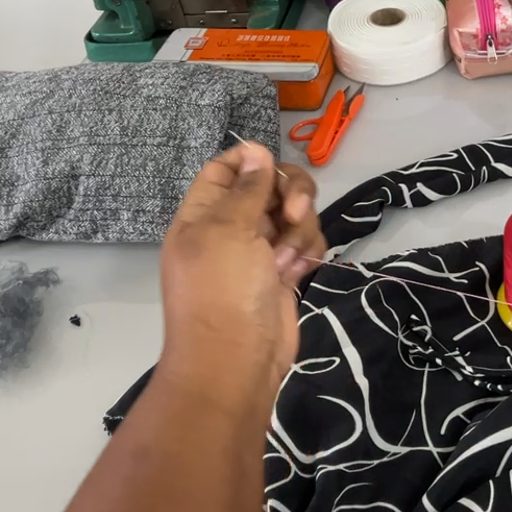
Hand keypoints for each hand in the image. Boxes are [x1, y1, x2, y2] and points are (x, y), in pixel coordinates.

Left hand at [158, 142, 325, 410]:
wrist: (236, 363)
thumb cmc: (222, 292)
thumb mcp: (228, 231)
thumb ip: (247, 187)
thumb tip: (254, 148)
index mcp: (204, 214)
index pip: (226, 168)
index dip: (251, 161)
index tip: (272, 168)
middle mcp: (232, 228)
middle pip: (270, 184)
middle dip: (290, 194)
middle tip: (293, 214)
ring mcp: (260, 251)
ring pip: (296, 213)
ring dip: (299, 231)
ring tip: (287, 261)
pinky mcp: (285, 271)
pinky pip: (307, 243)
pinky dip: (308, 254)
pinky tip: (298, 274)